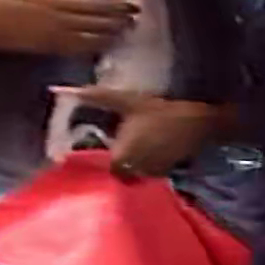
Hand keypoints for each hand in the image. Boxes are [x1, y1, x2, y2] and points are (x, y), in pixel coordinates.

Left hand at [49, 86, 226, 176]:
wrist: (206, 121)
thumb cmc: (164, 111)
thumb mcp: (128, 100)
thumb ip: (95, 97)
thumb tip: (57, 90)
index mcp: (124, 155)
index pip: (108, 170)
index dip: (104, 163)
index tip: (102, 155)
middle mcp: (139, 167)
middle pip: (125, 175)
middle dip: (122, 167)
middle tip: (119, 153)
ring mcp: (159, 168)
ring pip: (141, 174)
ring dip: (138, 168)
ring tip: (137, 155)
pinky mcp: (175, 166)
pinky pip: (157, 172)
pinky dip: (153, 166)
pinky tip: (154, 154)